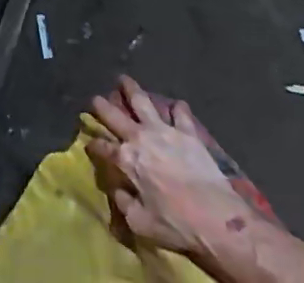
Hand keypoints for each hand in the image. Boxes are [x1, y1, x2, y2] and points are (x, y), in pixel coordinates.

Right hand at [87, 76, 257, 258]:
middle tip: (94, 98)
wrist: (214, 216)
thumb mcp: (139, 222)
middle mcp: (141, 137)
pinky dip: (177, 108)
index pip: (103, 147)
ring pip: (143, 101)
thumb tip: (117, 189)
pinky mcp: (187, 131)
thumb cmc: (174, 224)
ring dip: (131, 89)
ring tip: (124, 79)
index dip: (94, 144)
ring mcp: (165, 130)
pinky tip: (176, 106)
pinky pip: (180, 112)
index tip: (89, 143)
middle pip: (116, 116)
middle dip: (102, 106)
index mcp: (126, 160)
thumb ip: (123, 202)